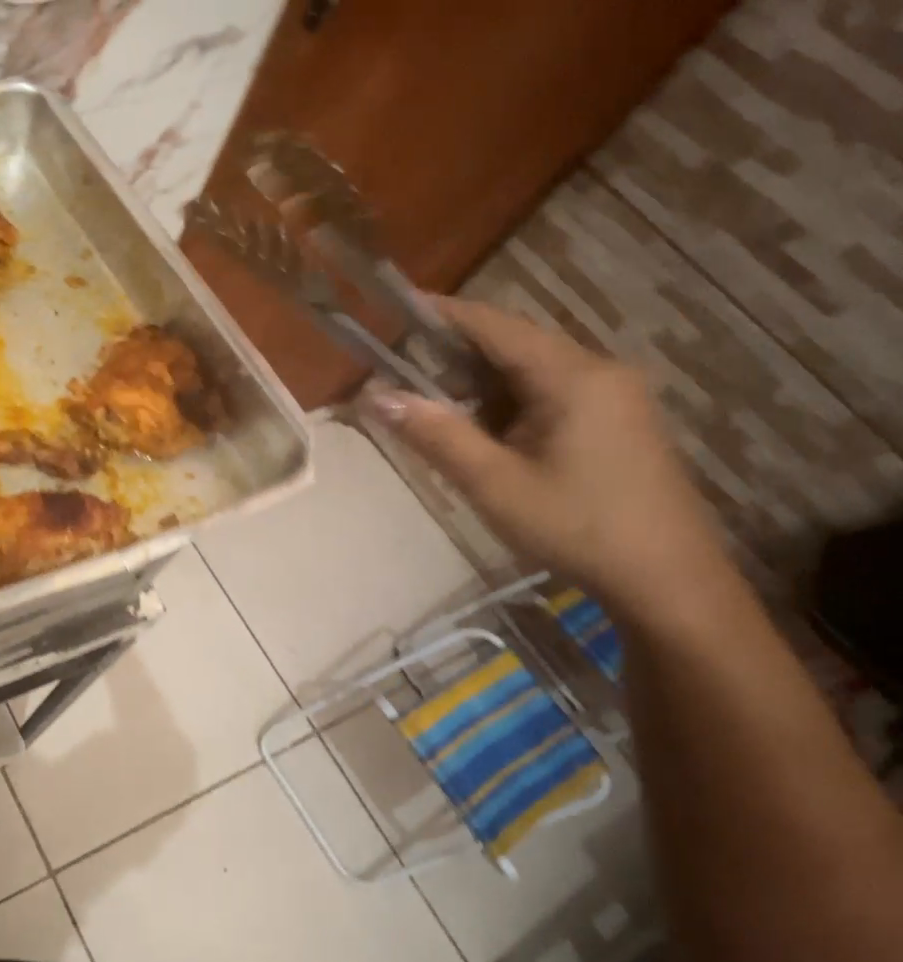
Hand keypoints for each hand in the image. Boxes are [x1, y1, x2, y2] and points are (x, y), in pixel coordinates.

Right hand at [364, 297, 729, 614]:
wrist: (666, 577)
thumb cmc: (576, 526)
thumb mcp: (493, 483)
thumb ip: (435, 435)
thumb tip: (374, 396)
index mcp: (572, 376)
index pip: (495, 326)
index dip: (442, 313)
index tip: (393, 305)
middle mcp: (597, 372)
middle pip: (512, 344)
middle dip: (452, 351)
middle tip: (393, 365)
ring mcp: (611, 396)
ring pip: (528, 370)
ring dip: (475, 380)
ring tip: (423, 398)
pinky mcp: (613, 421)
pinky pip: (546, 393)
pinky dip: (502, 401)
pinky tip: (475, 428)